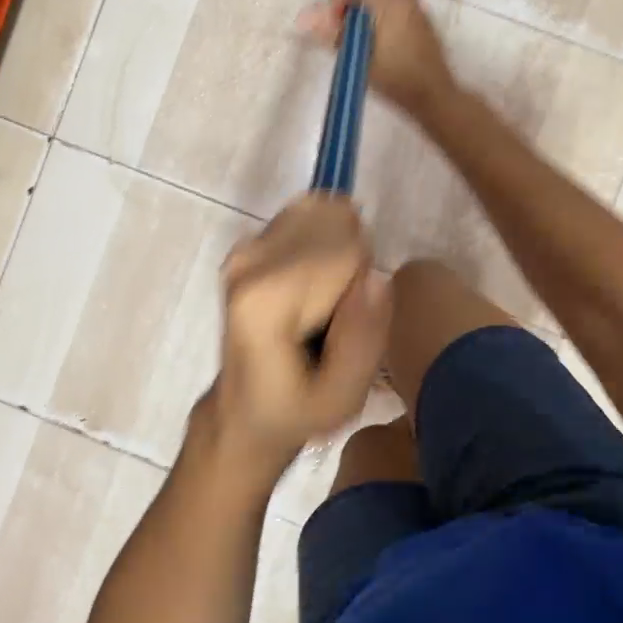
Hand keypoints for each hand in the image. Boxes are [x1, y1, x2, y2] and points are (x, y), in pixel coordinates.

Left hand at [211, 195, 390, 467]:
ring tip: (324, 300)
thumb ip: (364, 339)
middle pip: (336, 222)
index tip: (348, 322)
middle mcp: (250, 261)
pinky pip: (309, 214)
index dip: (365, 284)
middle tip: (338, 313)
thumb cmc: (297, 408)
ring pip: (325, 213)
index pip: (347, 250)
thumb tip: (377, 276)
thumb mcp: (343, 397)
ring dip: (337, 250)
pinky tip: (312, 285)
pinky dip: (322, 243)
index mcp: (267, 300)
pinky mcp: (250, 240)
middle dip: (353, 261)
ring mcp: (246, 246)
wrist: (245, 408)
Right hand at [299, 0, 457, 114]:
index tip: (334, 22)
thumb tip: (305, 18)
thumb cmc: (395, 80)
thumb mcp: (360, 61)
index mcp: (387, 4)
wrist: (432, 90)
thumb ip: (335, 35)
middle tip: (339, 10)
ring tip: (354, 4)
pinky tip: (373, 2)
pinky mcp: (417, 4)